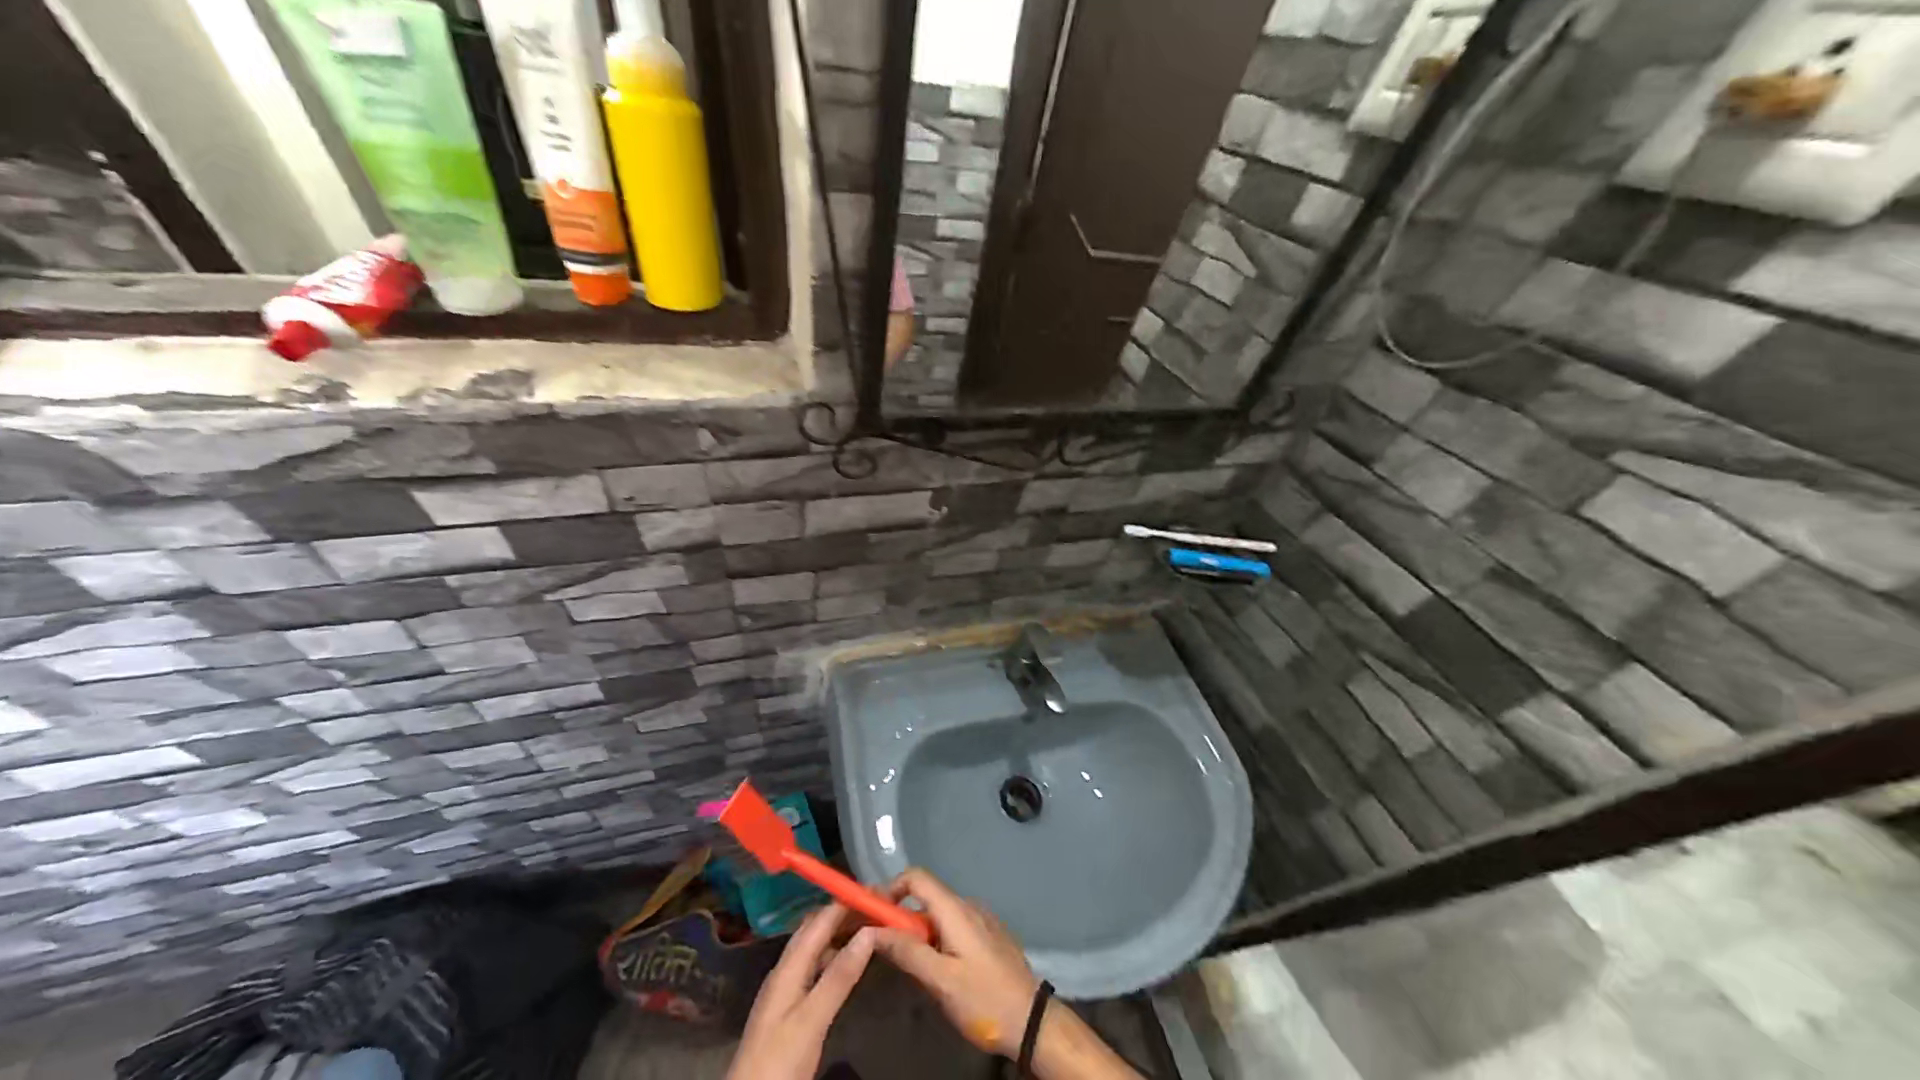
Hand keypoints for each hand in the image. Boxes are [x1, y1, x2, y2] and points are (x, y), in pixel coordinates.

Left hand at [725, 903, 875, 1079]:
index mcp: (788, 967)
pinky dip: (836, 956)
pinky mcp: (791, 1007)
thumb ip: (839, 976)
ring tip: (872, 927)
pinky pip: (817, 967)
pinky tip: (852, 962)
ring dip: (842, 933)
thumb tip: (868, 931)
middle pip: (817, 929)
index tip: (877, 891)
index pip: (820, 920)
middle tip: (879, 907)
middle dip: (845, 913)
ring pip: (817, 947)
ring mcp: (787, 988)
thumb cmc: (779, 1061)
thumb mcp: (812, 1019)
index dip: (846, 902)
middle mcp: (786, 970)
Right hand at [866, 868, 1040, 1056]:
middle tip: (883, 948)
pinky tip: (936, 969)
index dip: (890, 888)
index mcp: (955, 910)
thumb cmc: (984, 999)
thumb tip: (873, 929)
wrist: (1032, 1022)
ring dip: (919, 932)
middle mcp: (968, 906)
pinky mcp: (989, 937)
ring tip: (909, 966)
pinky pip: (954, 927)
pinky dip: (937, 939)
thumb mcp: (940, 980)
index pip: (916, 877)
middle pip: (926, 898)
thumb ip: (907, 952)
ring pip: (939, 916)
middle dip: (901, 918)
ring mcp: (981, 921)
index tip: (871, 914)